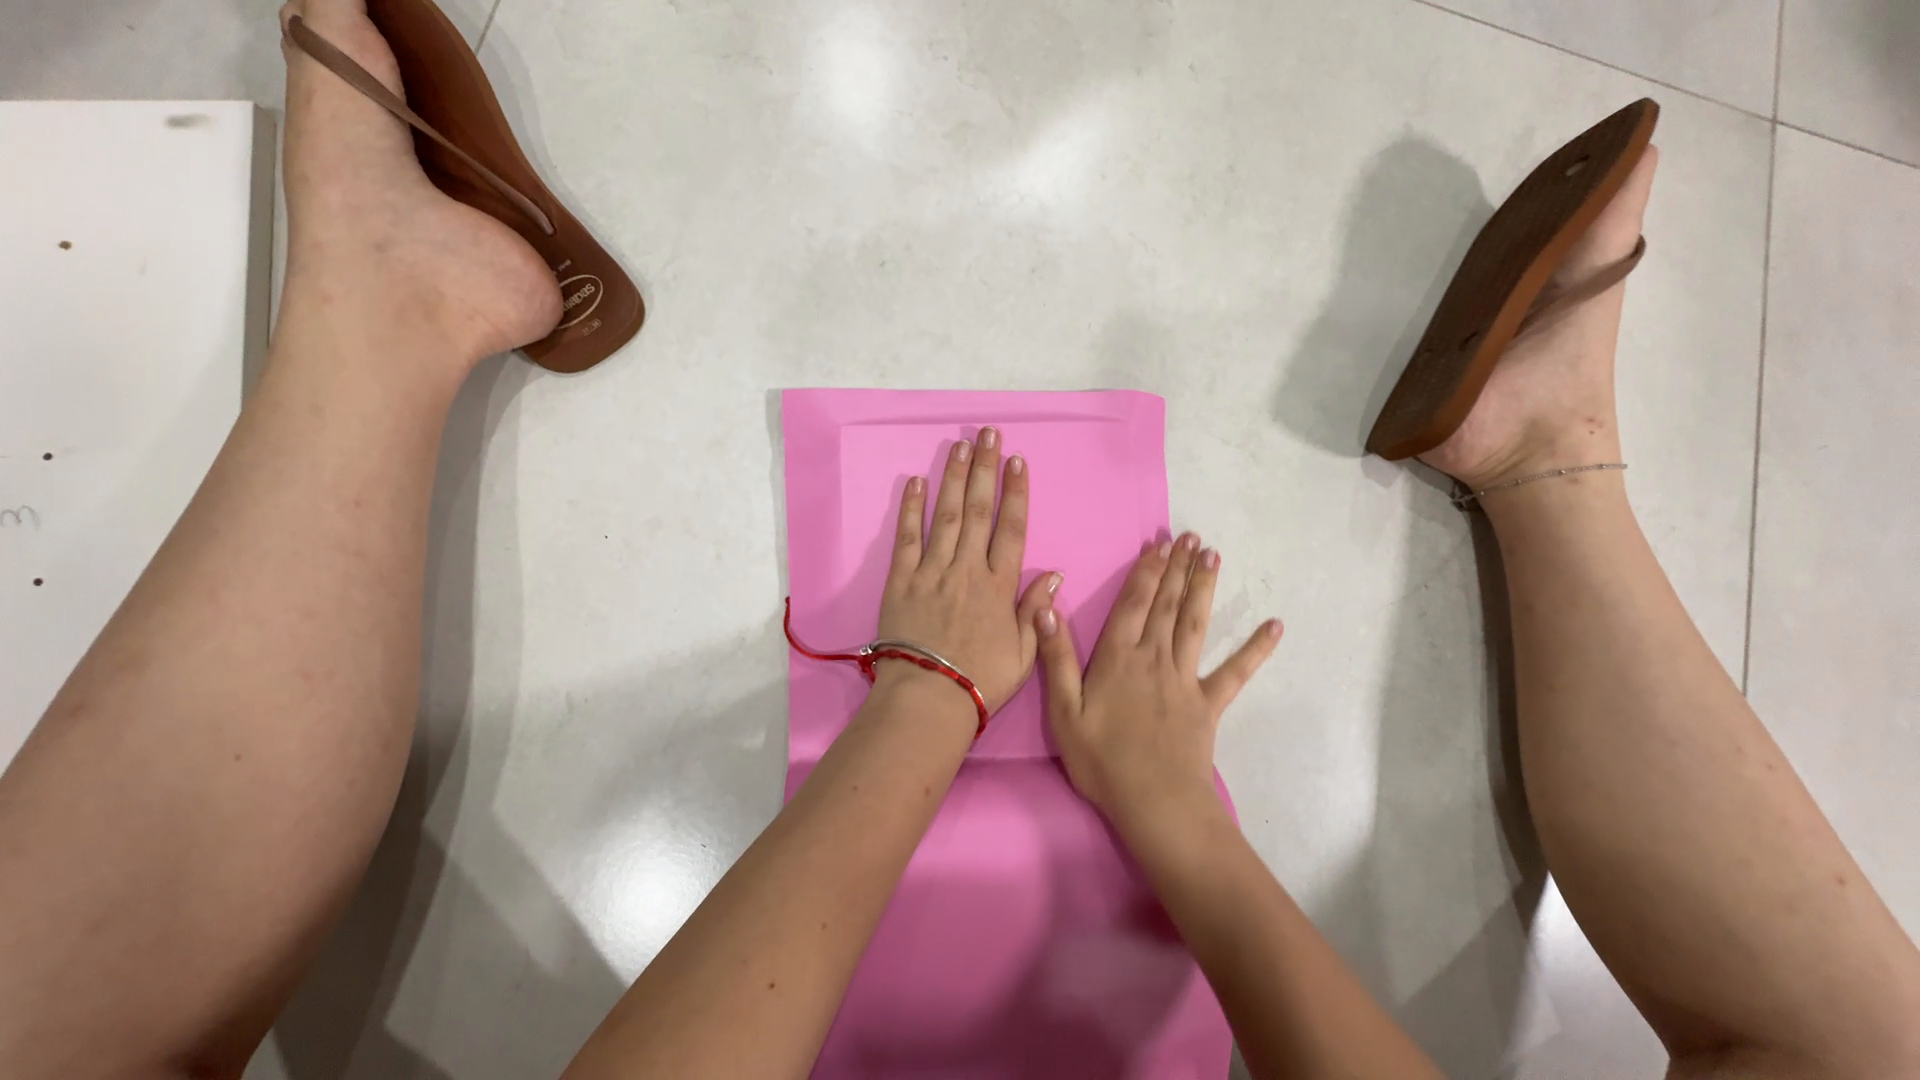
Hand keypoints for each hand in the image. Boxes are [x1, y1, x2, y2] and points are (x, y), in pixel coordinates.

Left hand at [878, 427, 1059, 713]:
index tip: (1016, 460)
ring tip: (959, 445)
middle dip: (984, 468)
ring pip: (946, 515)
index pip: (1010, 528)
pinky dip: (911, 508)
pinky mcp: (901, 579)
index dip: (1015, 491)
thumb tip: (1054, 574)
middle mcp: (966, 569)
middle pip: (978, 510)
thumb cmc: (981, 680)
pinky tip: (916, 481)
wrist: (928, 698)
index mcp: (998, 586)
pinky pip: (906, 537)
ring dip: (953, 478)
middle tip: (987, 433)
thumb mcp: (1024, 653)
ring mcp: (932, 570)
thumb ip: (1036, 611)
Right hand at [1035, 533, 1281, 820]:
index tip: (1159, 543)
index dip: (1147, 571)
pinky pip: (1236, 672)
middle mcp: (1154, 658)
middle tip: (1191, 537)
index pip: (1134, 603)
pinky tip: (1274, 626)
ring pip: (1195, 624)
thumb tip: (1047, 607)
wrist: (1156, 802)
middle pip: (1168, 605)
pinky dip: (1255, 649)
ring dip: (1203, 589)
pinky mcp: (1208, 704)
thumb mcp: (1064, 711)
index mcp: (1118, 658)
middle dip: (1177, 568)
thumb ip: (1057, 657)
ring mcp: (1185, 679)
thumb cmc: (1102, 760)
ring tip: (1213, 556)